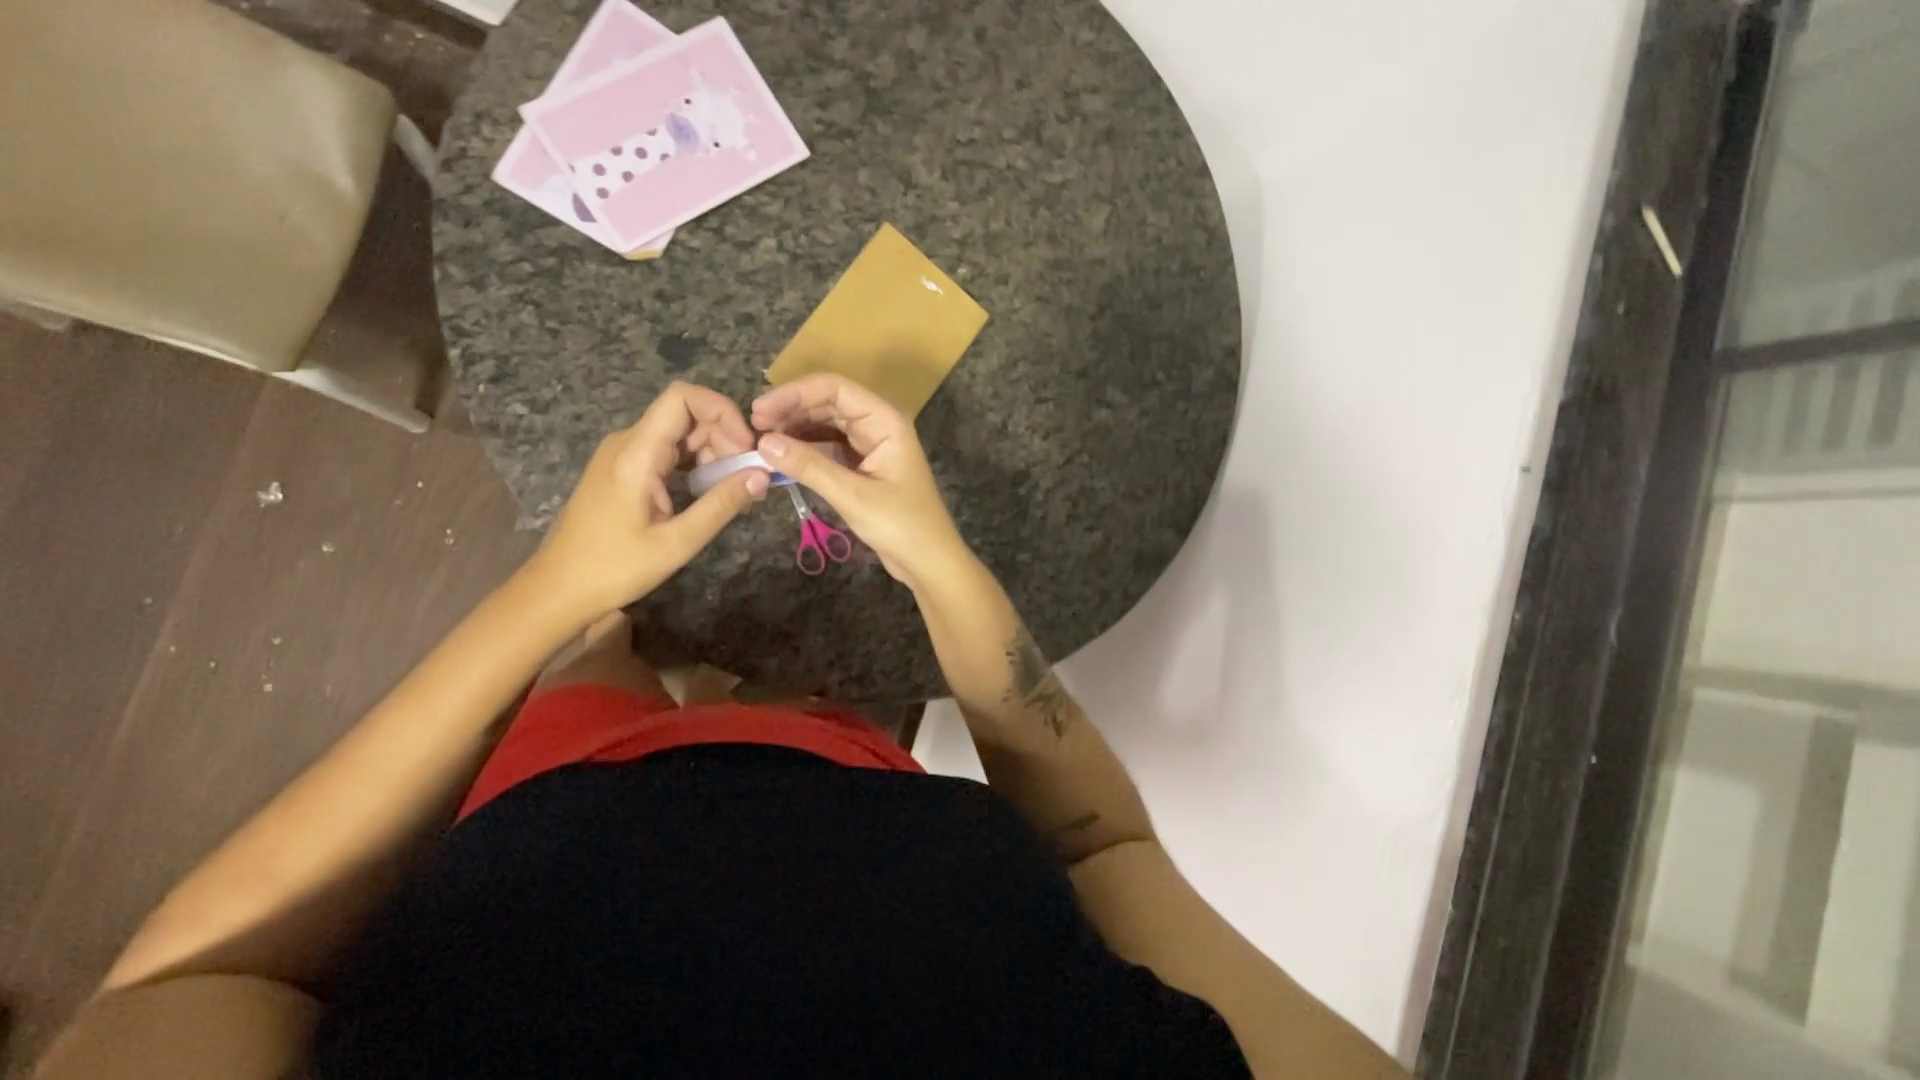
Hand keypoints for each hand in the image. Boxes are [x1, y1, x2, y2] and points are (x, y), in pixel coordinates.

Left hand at [530, 382, 768, 619]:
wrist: (558, 588)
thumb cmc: (614, 568)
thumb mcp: (676, 543)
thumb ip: (721, 505)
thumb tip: (762, 476)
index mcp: (636, 453)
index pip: (683, 397)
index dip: (723, 411)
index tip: (747, 448)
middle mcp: (627, 443)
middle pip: (686, 415)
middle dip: (725, 437)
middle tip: (748, 477)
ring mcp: (623, 455)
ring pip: (679, 433)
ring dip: (714, 453)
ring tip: (735, 489)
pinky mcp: (624, 470)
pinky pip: (667, 452)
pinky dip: (695, 464)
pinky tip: (711, 492)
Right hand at [751, 374, 966, 585]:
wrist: (929, 561)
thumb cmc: (901, 525)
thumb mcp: (852, 495)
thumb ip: (809, 466)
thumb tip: (764, 443)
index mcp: (885, 421)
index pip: (834, 389)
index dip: (794, 393)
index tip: (759, 410)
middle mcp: (878, 426)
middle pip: (827, 403)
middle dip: (790, 410)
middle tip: (753, 428)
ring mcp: (870, 446)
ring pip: (825, 425)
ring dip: (795, 430)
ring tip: (761, 443)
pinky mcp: (862, 467)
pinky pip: (828, 448)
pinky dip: (805, 451)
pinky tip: (780, 459)